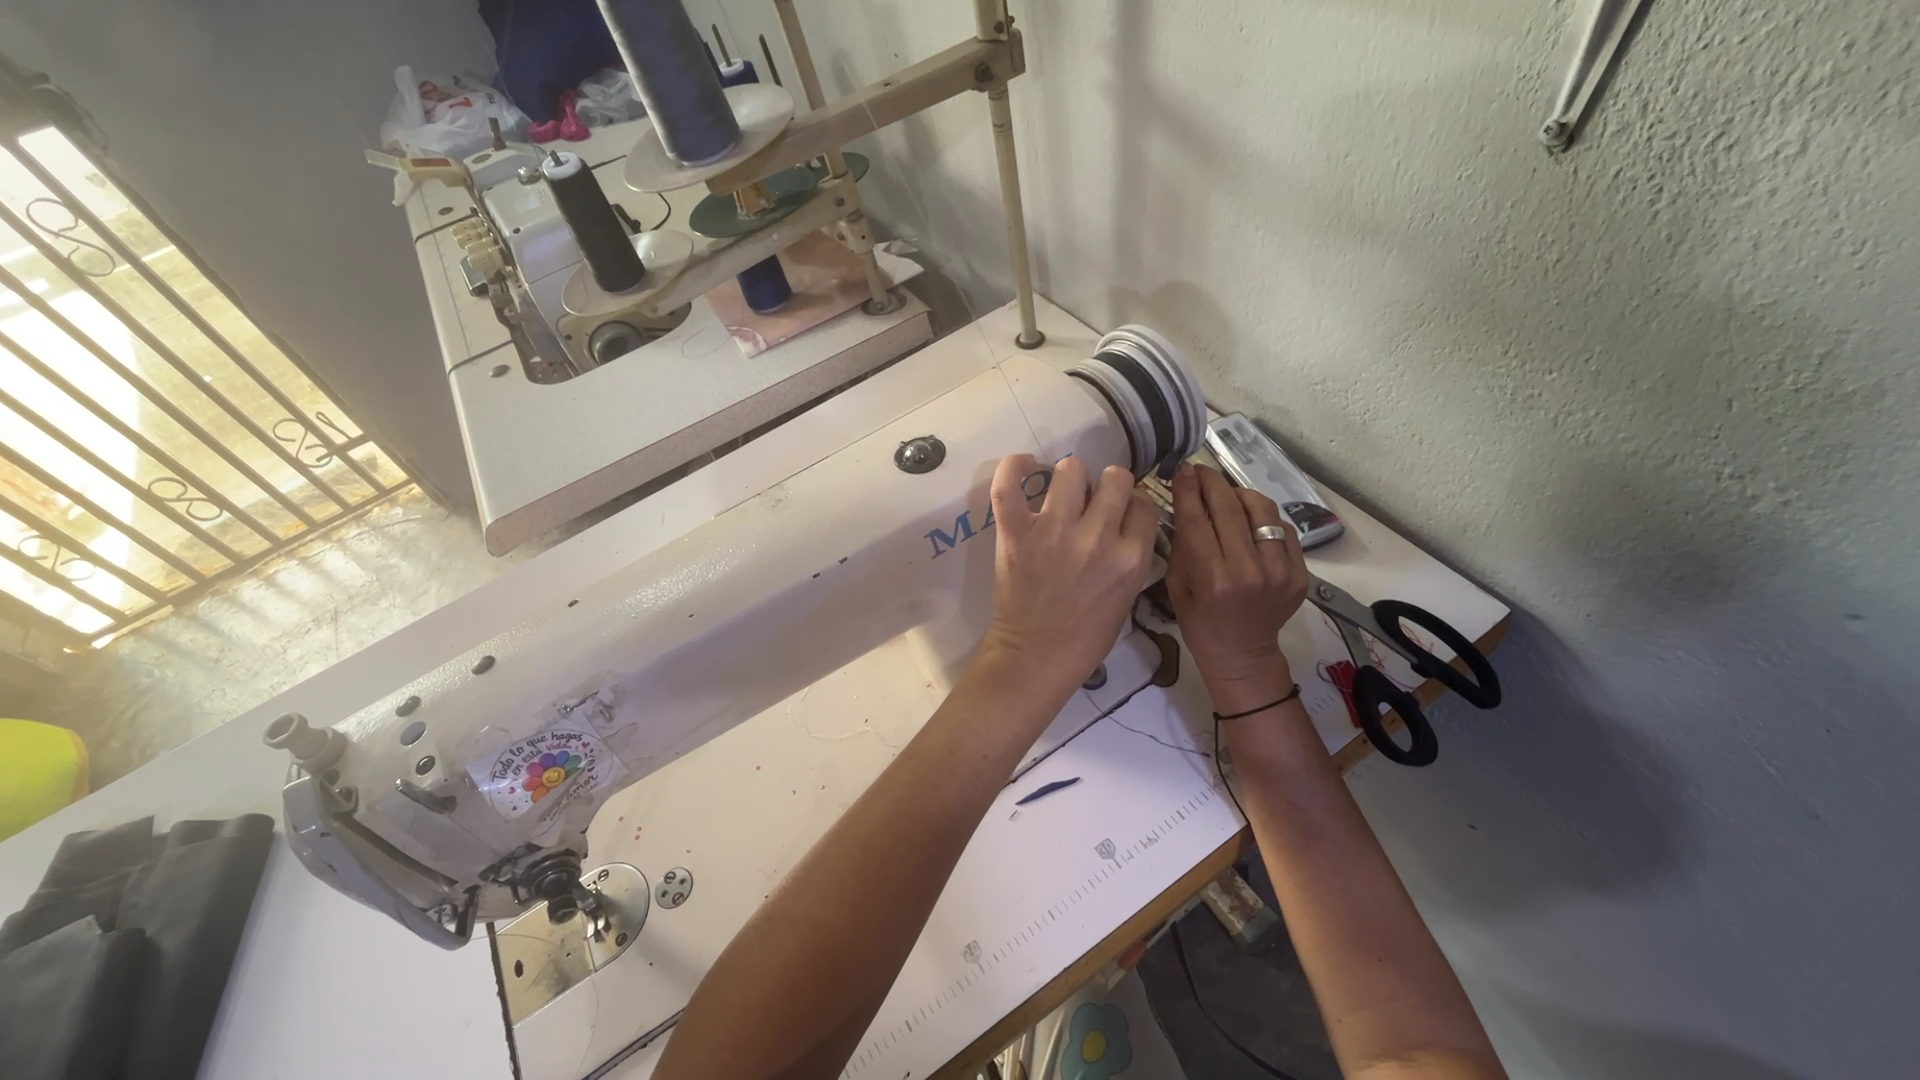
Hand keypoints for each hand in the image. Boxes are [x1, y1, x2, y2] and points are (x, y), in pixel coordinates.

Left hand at [979, 454, 1158, 698]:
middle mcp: (1098, 538)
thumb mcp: (1128, 596)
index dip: (1133, 505)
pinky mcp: (1016, 533)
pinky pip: (1009, 484)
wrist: (1037, 657)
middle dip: (1107, 487)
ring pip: (1072, 469)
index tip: (1120, 515)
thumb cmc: (1086, 636)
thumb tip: (1124, 518)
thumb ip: (1132, 554)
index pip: (1144, 504)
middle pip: (1115, 478)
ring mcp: (1054, 531)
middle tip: (1091, 504)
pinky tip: (1025, 468)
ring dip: (1070, 478)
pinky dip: (1015, 468)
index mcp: (1131, 558)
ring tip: (1061, 495)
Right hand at [1167, 463, 1309, 695]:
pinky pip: (1282, 530)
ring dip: (1241, 495)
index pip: (1197, 519)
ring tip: (1228, 494)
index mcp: (1212, 577)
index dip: (1188, 489)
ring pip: (1262, 510)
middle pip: (1229, 508)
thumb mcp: (1176, 585)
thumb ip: (1182, 544)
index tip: (1183, 469)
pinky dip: (1264, 518)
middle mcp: (1248, 570)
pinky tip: (1250, 521)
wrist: (1242, 655)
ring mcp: (1279, 571)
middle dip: (1212, 483)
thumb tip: (1186, 502)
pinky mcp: (1299, 573)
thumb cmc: (1200, 623)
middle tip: (1202, 471)